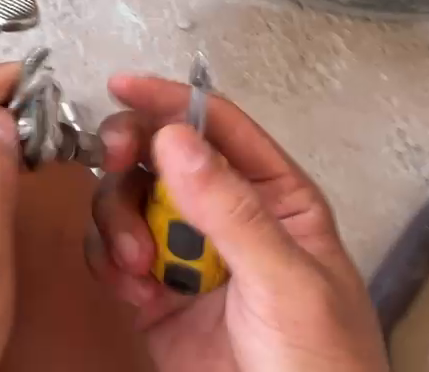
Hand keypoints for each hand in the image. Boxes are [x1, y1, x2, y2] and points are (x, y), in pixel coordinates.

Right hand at [90, 75, 387, 371]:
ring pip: (124, 194)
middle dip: (129, 153)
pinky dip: (108, 259)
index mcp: (272, 197)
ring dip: (117, 220)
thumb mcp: (288, 288)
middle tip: (113, 160)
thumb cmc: (321, 370)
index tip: (121, 85)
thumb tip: (173, 136)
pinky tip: (132, 291)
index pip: (217, 125)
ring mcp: (182, 249)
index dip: (169, 99)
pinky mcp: (149, 287)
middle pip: (156, 150)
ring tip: (136, 266)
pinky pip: (108, 246)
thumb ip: (233, 213)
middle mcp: (221, 211)